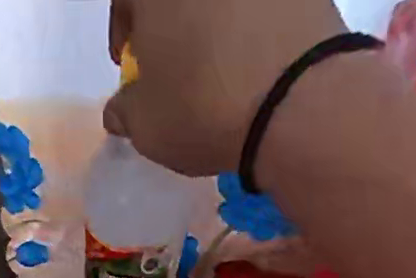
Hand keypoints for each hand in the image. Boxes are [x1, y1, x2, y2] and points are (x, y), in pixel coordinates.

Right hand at [104, 0, 345, 176]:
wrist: (295, 99)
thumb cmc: (201, 107)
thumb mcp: (146, 126)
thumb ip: (125, 110)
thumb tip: (120, 108)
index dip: (123, 29)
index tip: (129, 61)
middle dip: (171, 20)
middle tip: (174, 60)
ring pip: (222, 2)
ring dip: (213, 20)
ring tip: (218, 65)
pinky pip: (261, 7)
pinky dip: (252, 25)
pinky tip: (253, 62)